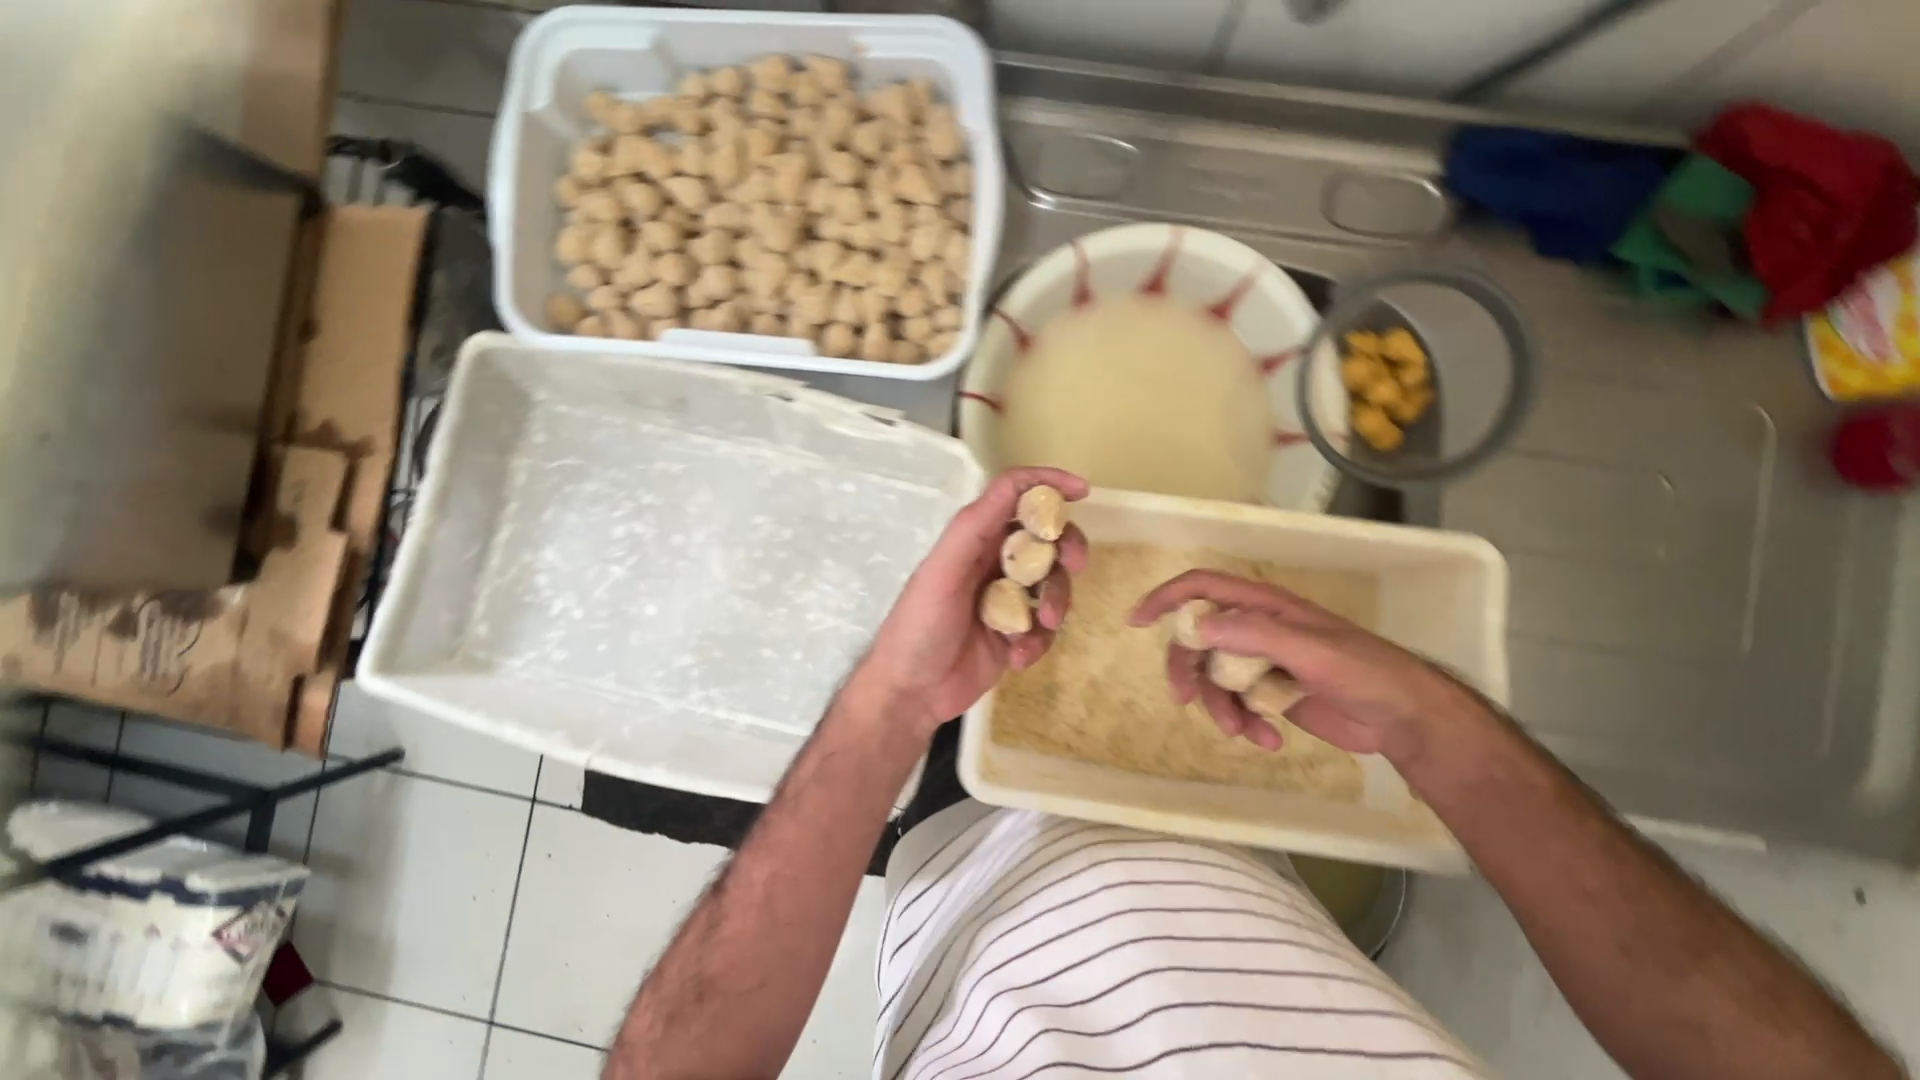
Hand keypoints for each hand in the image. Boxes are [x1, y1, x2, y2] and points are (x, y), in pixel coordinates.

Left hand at [847, 467, 1088, 739]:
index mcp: (973, 539)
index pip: (1013, 495)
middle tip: (1075, 566)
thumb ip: (975, 527)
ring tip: (1041, 626)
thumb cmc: (918, 626)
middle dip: (1066, 549)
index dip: (1047, 484)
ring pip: (1052, 584)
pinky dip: (1039, 640)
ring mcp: (1006, 599)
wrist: (911, 693)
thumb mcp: (942, 571)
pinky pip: (1045, 627)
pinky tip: (1017, 656)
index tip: (1083, 491)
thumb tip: (1017, 485)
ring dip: (1055, 602)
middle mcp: (992, 562)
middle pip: (1045, 538)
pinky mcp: (1014, 634)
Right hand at [1130, 570, 1482, 763]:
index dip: (1168, 598)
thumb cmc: (1364, 672)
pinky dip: (1244, 723)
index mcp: (1265, 608)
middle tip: (1185, 700)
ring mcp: (1263, 663)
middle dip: (1190, 671)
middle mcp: (1258, 630)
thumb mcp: (1308, 649)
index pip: (1204, 588)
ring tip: (1242, 731)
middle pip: (1200, 641)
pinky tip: (1267, 740)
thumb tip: (1196, 625)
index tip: (1139, 620)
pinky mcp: (1271, 694)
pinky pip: (1237, 704)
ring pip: (1214, 679)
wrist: (1403, 718)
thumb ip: (1253, 633)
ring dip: (1220, 707)